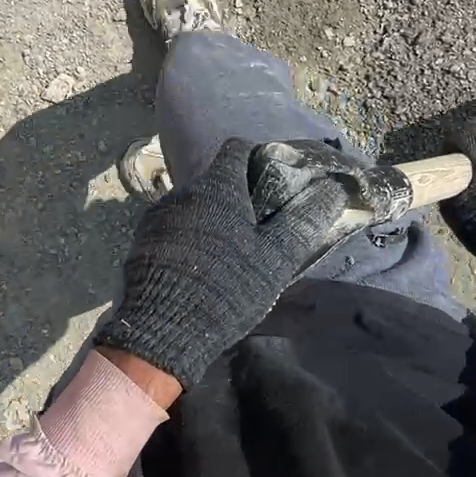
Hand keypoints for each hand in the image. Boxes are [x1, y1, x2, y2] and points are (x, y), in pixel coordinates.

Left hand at [96, 137, 348, 389]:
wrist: (163, 327)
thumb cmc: (227, 287)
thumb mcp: (274, 257)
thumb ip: (302, 220)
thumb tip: (333, 188)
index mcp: (217, 187)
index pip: (237, 149)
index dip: (257, 157)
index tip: (273, 178)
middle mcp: (183, 191)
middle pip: (215, 179)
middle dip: (236, 195)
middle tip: (257, 225)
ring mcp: (157, 214)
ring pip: (193, 204)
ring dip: (211, 217)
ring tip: (228, 251)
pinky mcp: (142, 239)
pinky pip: (173, 226)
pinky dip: (189, 236)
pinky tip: (199, 266)